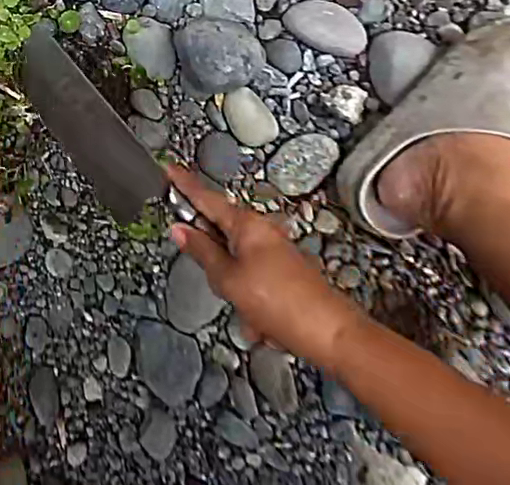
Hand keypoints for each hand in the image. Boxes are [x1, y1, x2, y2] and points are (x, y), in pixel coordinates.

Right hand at [165, 163, 365, 365]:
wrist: (339, 340)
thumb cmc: (286, 305)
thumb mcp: (227, 278)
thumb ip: (200, 250)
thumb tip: (180, 231)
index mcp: (247, 225)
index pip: (205, 197)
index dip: (184, 184)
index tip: (169, 169)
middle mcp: (263, 233)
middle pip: (218, 233)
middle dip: (212, 259)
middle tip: (213, 277)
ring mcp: (277, 253)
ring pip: (235, 263)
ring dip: (234, 288)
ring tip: (248, 312)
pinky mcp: (286, 275)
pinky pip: (254, 281)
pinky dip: (252, 301)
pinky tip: (262, 324)